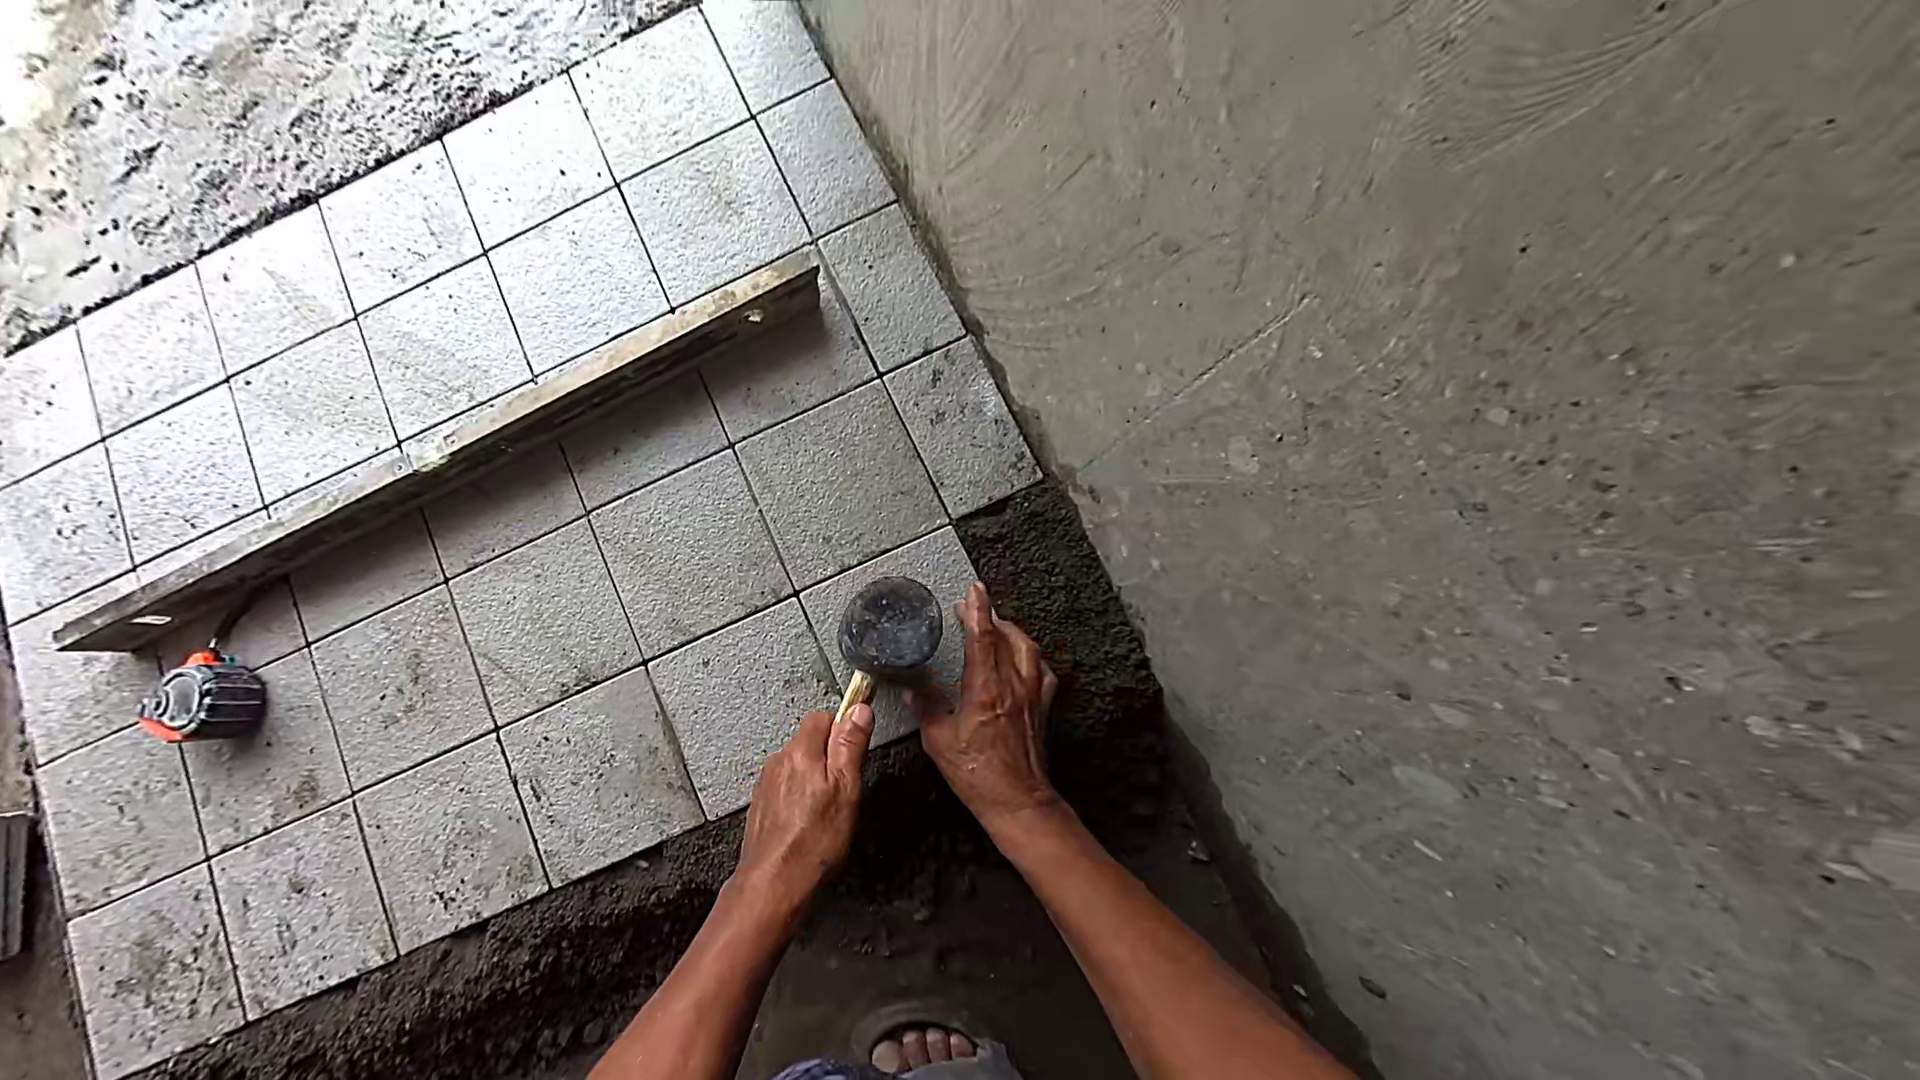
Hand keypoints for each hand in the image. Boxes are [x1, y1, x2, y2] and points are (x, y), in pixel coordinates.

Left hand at [736, 704, 874, 910]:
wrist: (774, 884)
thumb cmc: (811, 842)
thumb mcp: (846, 788)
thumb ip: (851, 744)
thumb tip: (859, 710)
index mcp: (801, 751)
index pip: (824, 716)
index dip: (844, 729)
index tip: (855, 748)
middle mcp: (779, 761)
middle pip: (811, 740)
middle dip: (830, 756)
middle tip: (845, 785)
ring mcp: (768, 783)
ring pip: (800, 764)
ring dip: (815, 776)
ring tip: (828, 807)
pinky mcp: (763, 804)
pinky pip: (788, 786)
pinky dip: (801, 796)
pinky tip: (810, 819)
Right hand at [916, 583, 1060, 828]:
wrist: (1017, 800)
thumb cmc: (980, 776)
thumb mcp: (939, 742)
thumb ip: (928, 710)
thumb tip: (917, 693)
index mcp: (985, 690)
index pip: (983, 637)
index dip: (978, 609)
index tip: (974, 591)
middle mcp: (1012, 687)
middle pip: (1007, 636)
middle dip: (991, 615)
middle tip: (975, 607)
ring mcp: (1031, 695)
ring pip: (1028, 648)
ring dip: (1012, 631)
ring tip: (997, 624)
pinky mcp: (1041, 707)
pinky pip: (1041, 669)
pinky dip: (1030, 655)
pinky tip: (1023, 657)